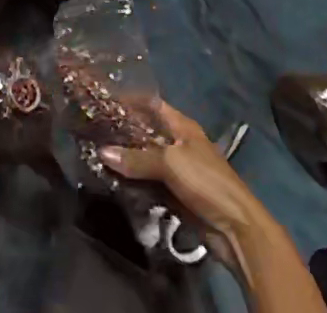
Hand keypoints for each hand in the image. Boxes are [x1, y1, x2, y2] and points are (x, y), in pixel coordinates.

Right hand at [99, 101, 266, 240]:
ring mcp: (177, 170)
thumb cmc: (206, 181)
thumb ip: (137, 158)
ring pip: (145, 159)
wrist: (234, 226)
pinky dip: (133, 182)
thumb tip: (103, 152)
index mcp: (182, 127)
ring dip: (125, 160)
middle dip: (123, 133)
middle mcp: (178, 143)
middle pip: (146, 133)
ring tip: (95, 155)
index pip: (153, 105)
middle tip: (93, 131)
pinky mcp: (174, 193)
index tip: (104, 101)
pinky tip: (112, 181)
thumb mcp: (171, 163)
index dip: (131, 101)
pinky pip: (148, 182)